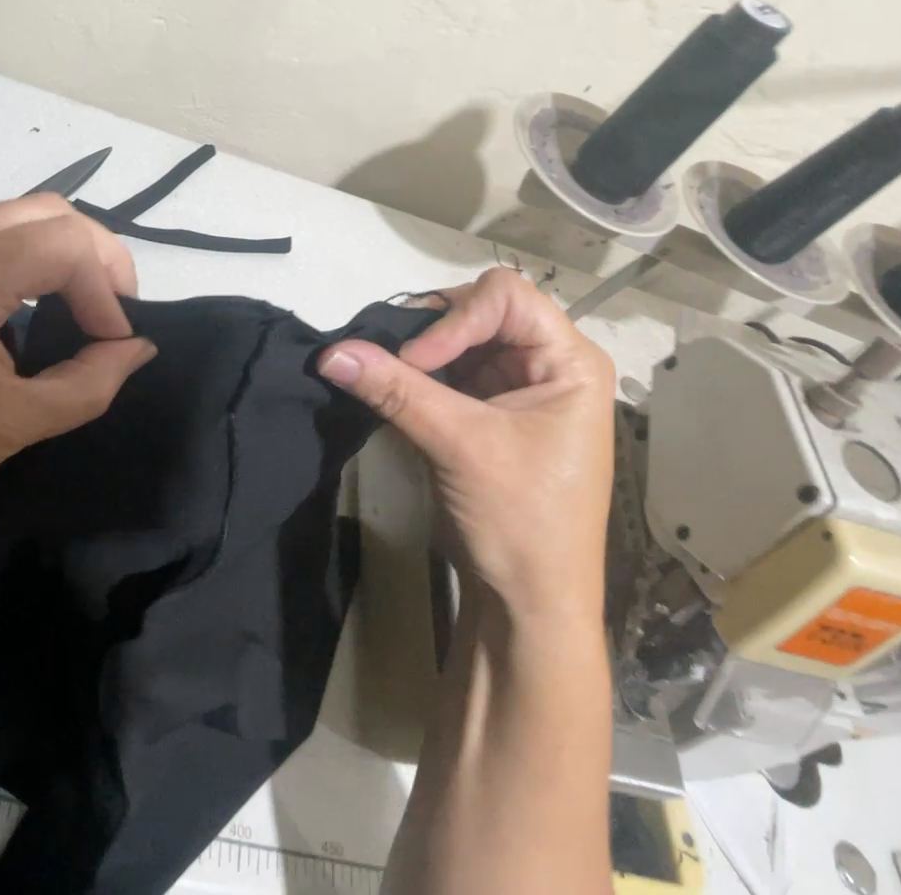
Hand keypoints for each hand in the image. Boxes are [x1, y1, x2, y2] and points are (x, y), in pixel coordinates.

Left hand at [0, 196, 156, 574]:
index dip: (105, 289)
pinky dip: (23, 262)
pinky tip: (36, 306)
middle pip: (43, 213)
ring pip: (12, 218)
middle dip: (94, 258)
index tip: (115, 343)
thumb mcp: (13, 425)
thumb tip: (137, 348)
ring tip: (86, 309)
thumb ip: (89, 382)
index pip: (61, 243)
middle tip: (114, 314)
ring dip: (61, 255)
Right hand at [317, 269, 615, 622]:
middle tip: (386, 359)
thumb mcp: (461, 446)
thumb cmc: (521, 519)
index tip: (415, 363)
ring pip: (456, 344)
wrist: (526, 601)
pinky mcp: (482, 416)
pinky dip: (413, 379)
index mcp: (569, 362)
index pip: (506, 299)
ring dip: (415, 355)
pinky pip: (444, 377)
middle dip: (430, 331)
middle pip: (480, 313)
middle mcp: (546, 365)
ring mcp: (513, 390)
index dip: (455, 319)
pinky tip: (386, 390)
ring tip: (377, 372)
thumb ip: (396, 392)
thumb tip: (330, 352)